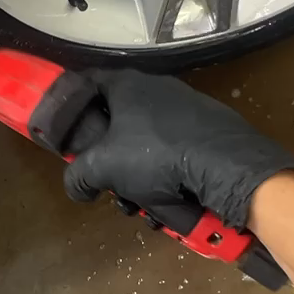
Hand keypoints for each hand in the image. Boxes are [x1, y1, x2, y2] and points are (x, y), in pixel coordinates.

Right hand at [61, 70, 293, 228]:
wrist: (227, 165)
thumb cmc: (157, 155)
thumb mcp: (103, 167)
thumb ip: (78, 176)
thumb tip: (76, 188)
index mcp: (127, 85)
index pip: (86, 84)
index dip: (70, 108)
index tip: (66, 136)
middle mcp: (157, 90)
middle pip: (118, 127)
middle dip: (112, 166)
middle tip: (114, 190)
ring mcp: (185, 110)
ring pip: (148, 149)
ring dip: (141, 184)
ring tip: (146, 210)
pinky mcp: (208, 132)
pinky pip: (175, 157)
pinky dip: (169, 183)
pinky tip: (172, 208)